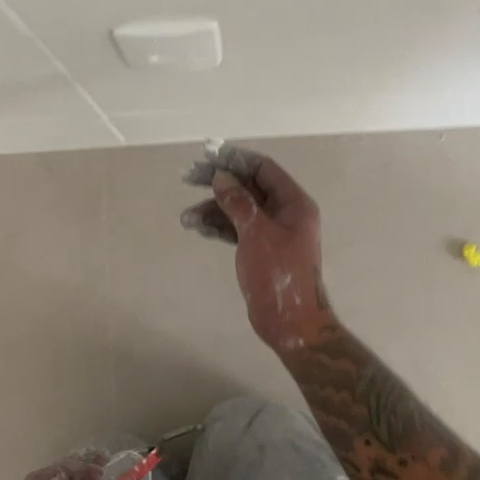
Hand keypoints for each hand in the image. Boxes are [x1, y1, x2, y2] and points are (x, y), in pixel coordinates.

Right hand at [182, 151, 336, 350]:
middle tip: (187, 177)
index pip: (263, 169)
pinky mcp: (260, 250)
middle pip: (248, 187)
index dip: (234, 160)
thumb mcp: (257, 234)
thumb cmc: (279, 275)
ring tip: (186, 218)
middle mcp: (284, 213)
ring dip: (213, 209)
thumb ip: (238, 202)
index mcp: (293, 203)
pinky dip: (219, 227)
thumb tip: (221, 177)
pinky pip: (237, 229)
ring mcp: (272, 233)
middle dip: (218, 183)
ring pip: (239, 210)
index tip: (207, 157)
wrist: (291, 323)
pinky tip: (198, 228)